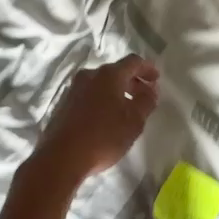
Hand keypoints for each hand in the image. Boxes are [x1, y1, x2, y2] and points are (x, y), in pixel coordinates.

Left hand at [34, 55, 160, 186]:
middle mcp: (90, 75)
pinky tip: (107, 117)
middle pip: (116, 71)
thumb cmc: (103, 136)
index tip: (156, 79)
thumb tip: (151, 90)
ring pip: (101, 83)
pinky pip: (89, 94)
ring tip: (127, 109)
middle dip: (132, 81)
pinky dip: (103, 99)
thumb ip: (146, 102)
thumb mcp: (133, 122)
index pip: (132, 62)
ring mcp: (74, 88)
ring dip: (117, 92)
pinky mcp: (64, 103)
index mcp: (109, 74)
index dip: (147, 68)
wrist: (61, 157)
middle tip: (144, 95)